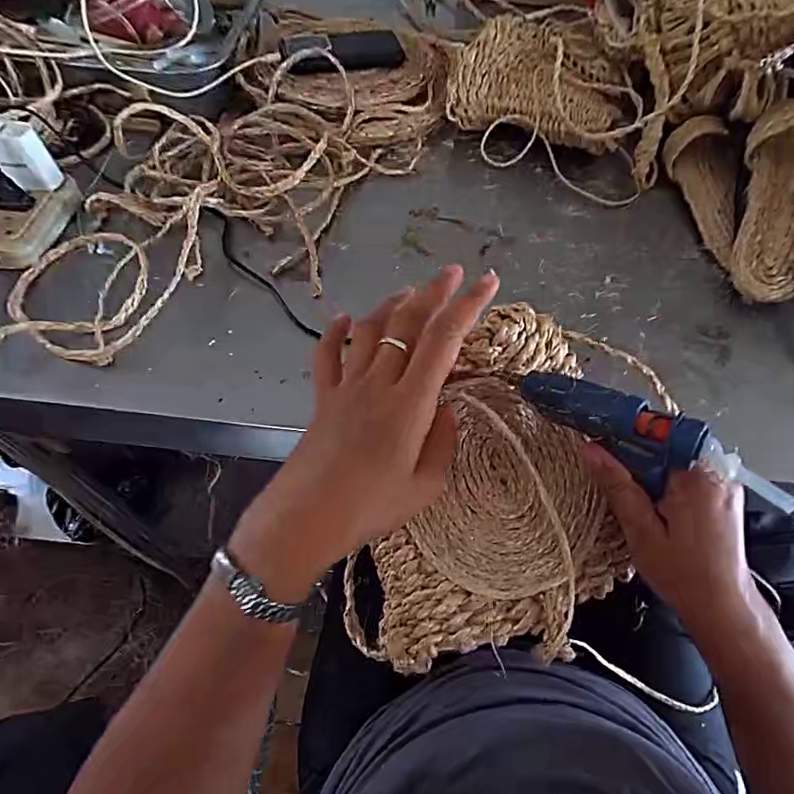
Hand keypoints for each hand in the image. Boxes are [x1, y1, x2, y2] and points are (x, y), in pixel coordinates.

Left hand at [228, 266, 499, 601]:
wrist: (304, 520)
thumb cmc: (370, 508)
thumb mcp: (425, 486)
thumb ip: (443, 442)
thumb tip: (445, 408)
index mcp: (410, 405)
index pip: (443, 340)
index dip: (468, 306)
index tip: (488, 283)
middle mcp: (378, 384)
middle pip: (407, 322)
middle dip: (434, 292)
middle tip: (454, 273)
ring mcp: (346, 388)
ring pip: (369, 329)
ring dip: (392, 304)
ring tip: (411, 292)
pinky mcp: (323, 399)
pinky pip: (327, 355)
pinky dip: (335, 332)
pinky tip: (343, 319)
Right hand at [580, 444, 763, 638]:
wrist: (722, 605)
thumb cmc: (685, 576)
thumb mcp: (641, 531)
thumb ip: (618, 486)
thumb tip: (593, 452)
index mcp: (698, 475)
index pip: (659, 431)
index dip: (626, 428)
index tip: (602, 432)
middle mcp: (716, 472)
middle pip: (669, 439)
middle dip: (637, 447)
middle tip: (608, 460)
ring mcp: (723, 481)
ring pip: (679, 454)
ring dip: (651, 462)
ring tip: (628, 481)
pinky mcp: (723, 492)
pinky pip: (691, 469)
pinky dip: (668, 475)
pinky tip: (651, 495)